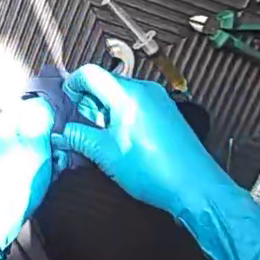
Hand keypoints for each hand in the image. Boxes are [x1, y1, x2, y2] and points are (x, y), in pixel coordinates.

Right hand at [54, 65, 259, 259]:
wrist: (195, 186)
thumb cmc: (155, 170)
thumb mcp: (105, 154)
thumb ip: (79, 137)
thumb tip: (64, 132)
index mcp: (126, 95)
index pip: (89, 73)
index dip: (72, 85)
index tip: (67, 103)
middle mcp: (144, 90)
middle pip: (104, 83)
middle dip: (89, 103)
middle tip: (86, 128)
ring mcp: (157, 99)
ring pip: (120, 94)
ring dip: (106, 112)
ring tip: (106, 140)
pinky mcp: (165, 111)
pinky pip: (135, 104)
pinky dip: (122, 116)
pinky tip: (124, 142)